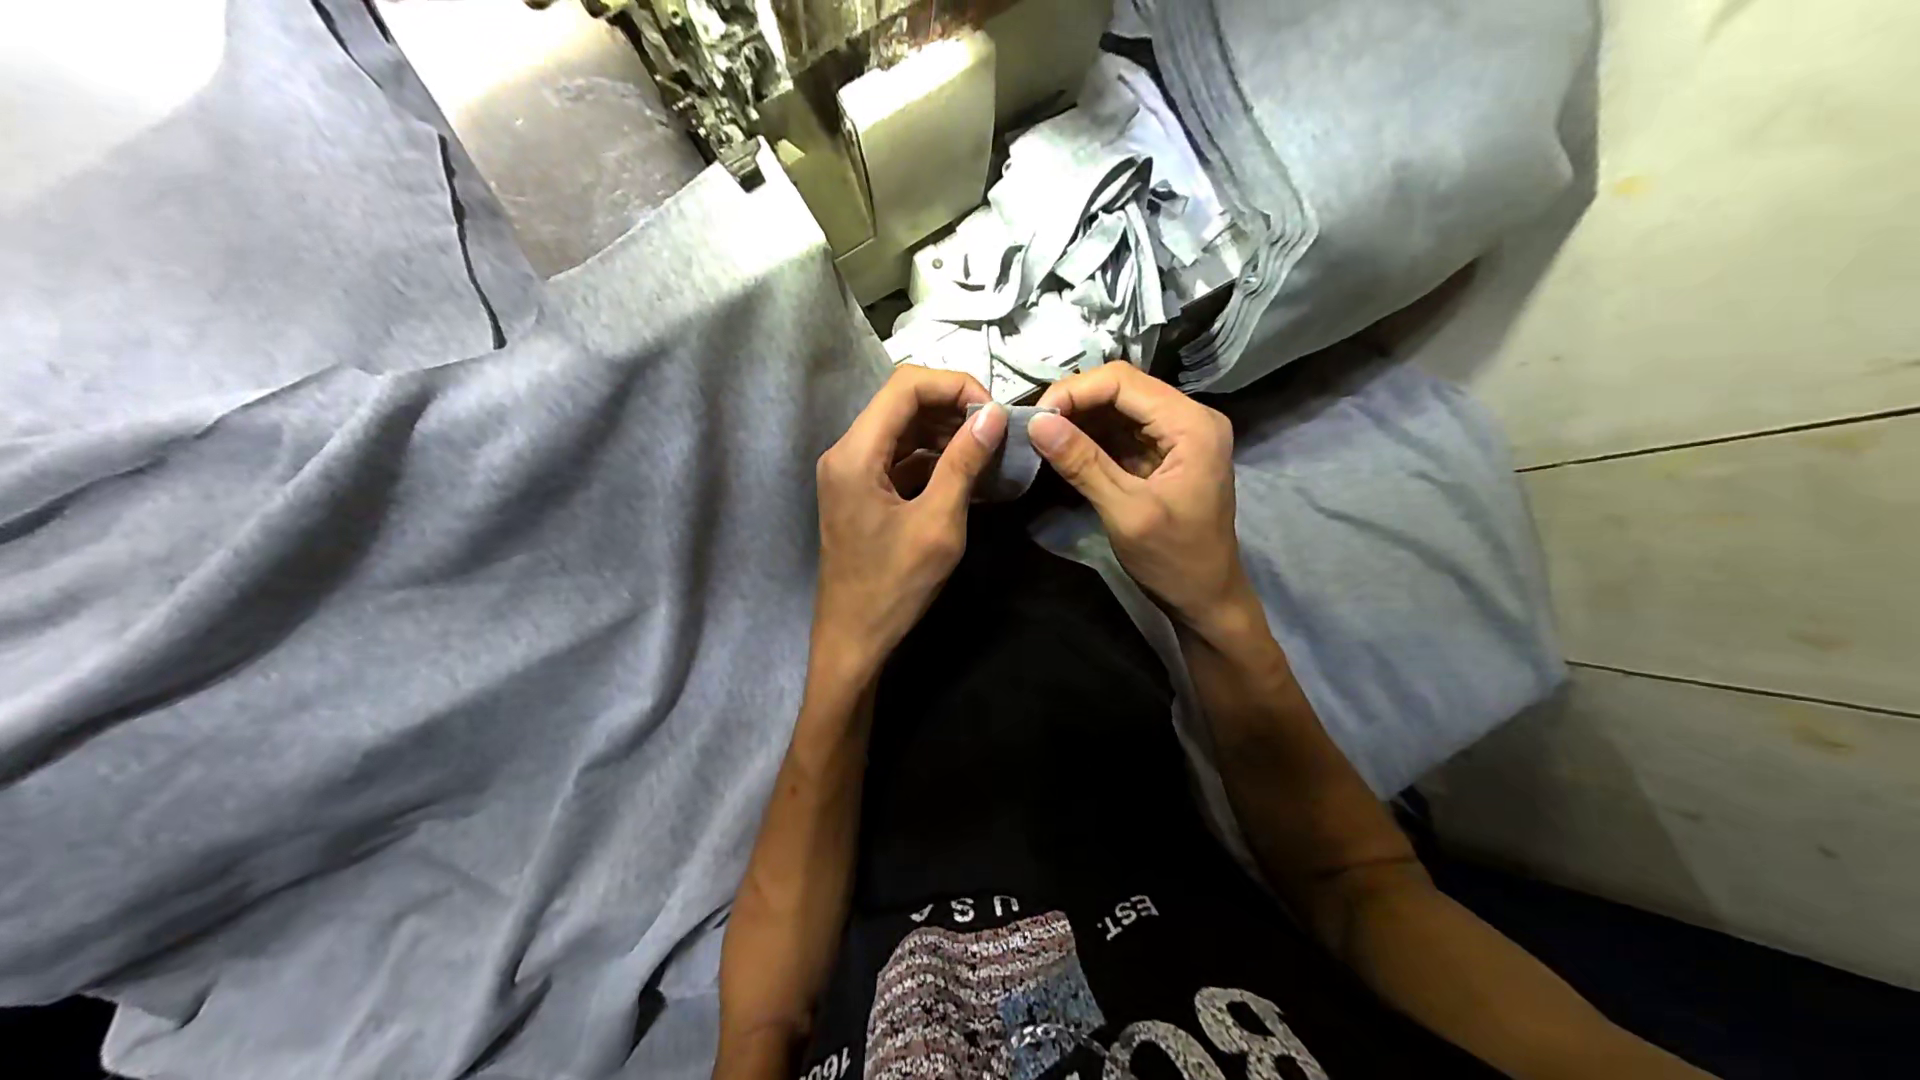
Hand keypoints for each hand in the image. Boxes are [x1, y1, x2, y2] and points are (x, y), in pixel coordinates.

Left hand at [813, 365, 1007, 675]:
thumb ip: (964, 463)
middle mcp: (846, 451)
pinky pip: (898, 457)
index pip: (905, 386)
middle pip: (902, 403)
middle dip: (952, 408)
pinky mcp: (860, 491)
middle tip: (996, 432)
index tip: (993, 413)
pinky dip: (932, 457)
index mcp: (855, 453)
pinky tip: (965, 471)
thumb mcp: (938, 523)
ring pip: (902, 429)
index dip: (954, 386)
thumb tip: (994, 415)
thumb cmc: (894, 587)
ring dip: (944, 432)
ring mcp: (850, 471)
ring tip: (987, 451)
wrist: (853, 638)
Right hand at [1030, 362, 1248, 633]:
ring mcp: (1178, 434)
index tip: (1036, 417)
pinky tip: (1064, 445)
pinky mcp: (1164, 452)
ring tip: (1042, 434)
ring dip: (1080, 417)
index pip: (1124, 381)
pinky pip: (1122, 430)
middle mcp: (1190, 418)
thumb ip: (1082, 463)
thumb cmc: (1174, 560)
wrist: (1206, 598)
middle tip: (1033, 426)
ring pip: (1119, 407)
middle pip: (1122, 388)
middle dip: (1075, 402)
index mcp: (1192, 425)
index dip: (1075, 391)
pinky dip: (1091, 435)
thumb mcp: (1125, 512)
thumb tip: (1037, 422)